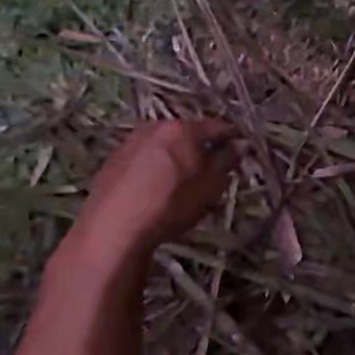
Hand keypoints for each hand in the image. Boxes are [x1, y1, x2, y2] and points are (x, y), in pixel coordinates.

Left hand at [67, 119, 240, 267]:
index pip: (219, 126)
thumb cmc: (171, 204)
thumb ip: (226, 161)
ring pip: (164, 145)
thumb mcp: (210, 186)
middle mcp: (156, 127)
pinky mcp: (112, 161)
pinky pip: (144, 158)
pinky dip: (155, 167)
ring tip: (183, 183)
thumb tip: (240, 144)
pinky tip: (156, 190)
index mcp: (184, 129)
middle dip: (202, 149)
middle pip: (188, 133)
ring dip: (177, 157)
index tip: (242, 152)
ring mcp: (130, 142)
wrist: (114, 228)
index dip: (233, 138)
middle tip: (212, 172)